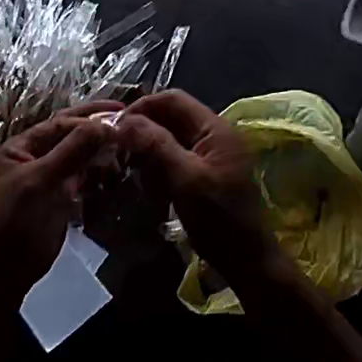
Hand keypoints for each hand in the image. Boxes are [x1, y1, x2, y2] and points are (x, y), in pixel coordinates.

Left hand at [0, 102, 121, 300]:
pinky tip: (116, 174)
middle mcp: (36, 158)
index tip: (122, 115)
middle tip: (131, 124)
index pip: (61, 123)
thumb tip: (106, 124)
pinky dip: (99, 175)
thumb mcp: (41, 180)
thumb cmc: (13, 221)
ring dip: (102, 153)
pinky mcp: (60, 201)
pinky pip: (83, 180)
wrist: (1, 271)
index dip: (91, 117)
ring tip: (128, 152)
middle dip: (98, 131)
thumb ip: (72, 151)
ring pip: (80, 159)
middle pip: (71, 137)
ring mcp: (49, 180)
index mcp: (22, 147)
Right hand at [114, 90, 278, 277]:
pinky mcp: (205, 175)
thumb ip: (156, 145)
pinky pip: (175, 159)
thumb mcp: (185, 180)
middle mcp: (214, 136)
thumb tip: (123, 120)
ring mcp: (210, 156)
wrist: (247, 262)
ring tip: (127, 167)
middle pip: (170, 118)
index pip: (172, 99)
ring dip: (147, 149)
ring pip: (170, 138)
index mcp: (215, 129)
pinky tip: (145, 184)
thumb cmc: (219, 220)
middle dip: (143, 130)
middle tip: (116, 148)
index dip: (142, 107)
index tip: (114, 126)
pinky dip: (157, 166)